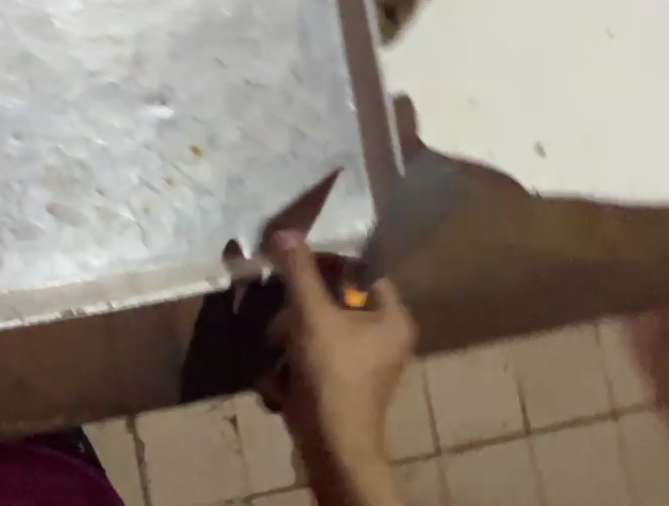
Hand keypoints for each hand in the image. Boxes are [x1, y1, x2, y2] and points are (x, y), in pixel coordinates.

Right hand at [261, 233, 416, 475]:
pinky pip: (318, 337)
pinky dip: (297, 334)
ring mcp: (364, 354)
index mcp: (392, 317)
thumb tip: (286, 231)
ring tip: (276, 324)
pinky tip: (278, 342)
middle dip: (304, 289)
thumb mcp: (312, 313)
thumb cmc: (332, 370)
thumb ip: (299, 271)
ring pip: (324, 314)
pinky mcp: (342, 370)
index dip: (329, 257)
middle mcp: (384, 333)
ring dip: (294, 314)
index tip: (294, 252)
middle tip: (279, 284)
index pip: (362, 269)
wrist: (330, 436)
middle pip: (339, 291)